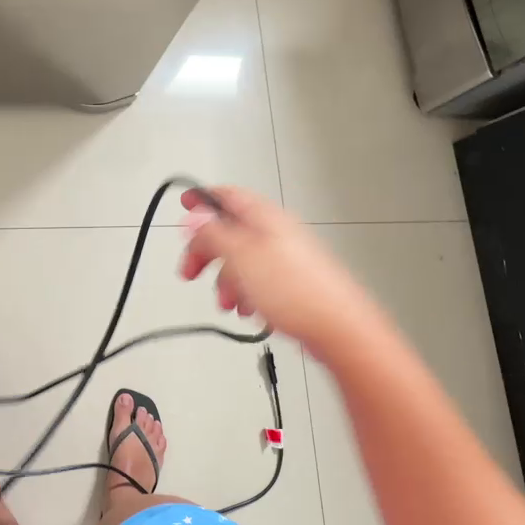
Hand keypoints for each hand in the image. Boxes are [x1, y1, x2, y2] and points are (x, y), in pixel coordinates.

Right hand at [178, 187, 382, 356]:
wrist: (339, 328)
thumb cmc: (295, 291)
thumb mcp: (242, 257)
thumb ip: (215, 233)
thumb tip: (195, 214)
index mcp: (264, 218)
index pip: (228, 196)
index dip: (203, 200)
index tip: (184, 207)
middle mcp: (276, 232)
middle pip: (230, 231)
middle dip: (207, 251)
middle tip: (190, 271)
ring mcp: (286, 257)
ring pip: (242, 260)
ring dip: (226, 280)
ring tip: (226, 303)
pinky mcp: (293, 282)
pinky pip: (259, 280)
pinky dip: (246, 293)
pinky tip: (247, 311)